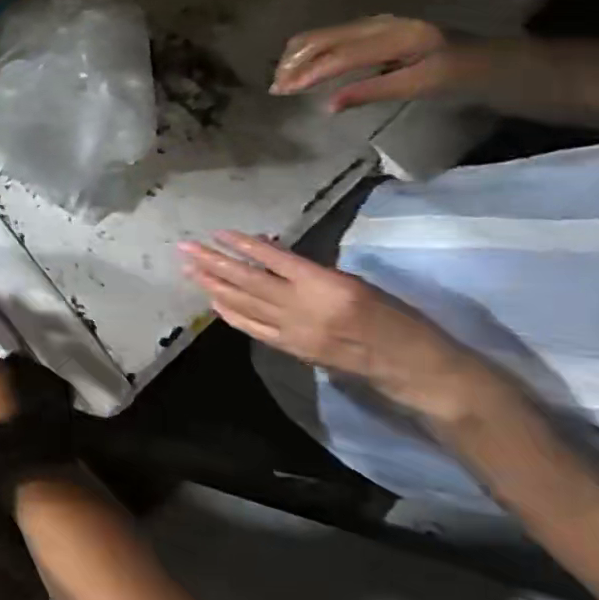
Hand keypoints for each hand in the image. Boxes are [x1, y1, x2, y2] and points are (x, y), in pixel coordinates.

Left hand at [179, 231, 485, 419]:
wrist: (413, 366)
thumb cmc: (394, 317)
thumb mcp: (355, 281)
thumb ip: (307, 269)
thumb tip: (267, 251)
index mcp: (326, 285)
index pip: (273, 259)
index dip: (243, 245)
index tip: (218, 233)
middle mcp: (303, 307)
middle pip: (246, 280)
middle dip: (212, 262)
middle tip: (185, 247)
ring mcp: (292, 330)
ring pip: (241, 303)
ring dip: (212, 284)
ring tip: (189, 268)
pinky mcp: (290, 349)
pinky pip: (250, 327)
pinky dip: (229, 312)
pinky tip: (212, 300)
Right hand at [272, 15, 457, 113]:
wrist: (496, 61)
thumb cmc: (462, 77)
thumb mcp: (421, 87)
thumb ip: (372, 92)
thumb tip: (327, 106)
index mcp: (398, 37)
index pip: (340, 54)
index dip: (308, 73)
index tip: (283, 92)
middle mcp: (381, 23)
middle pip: (321, 38)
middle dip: (293, 62)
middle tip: (277, 88)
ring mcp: (375, 23)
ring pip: (320, 35)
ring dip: (296, 57)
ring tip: (284, 80)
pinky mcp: (371, 28)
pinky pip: (329, 36)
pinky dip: (309, 53)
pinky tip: (303, 69)